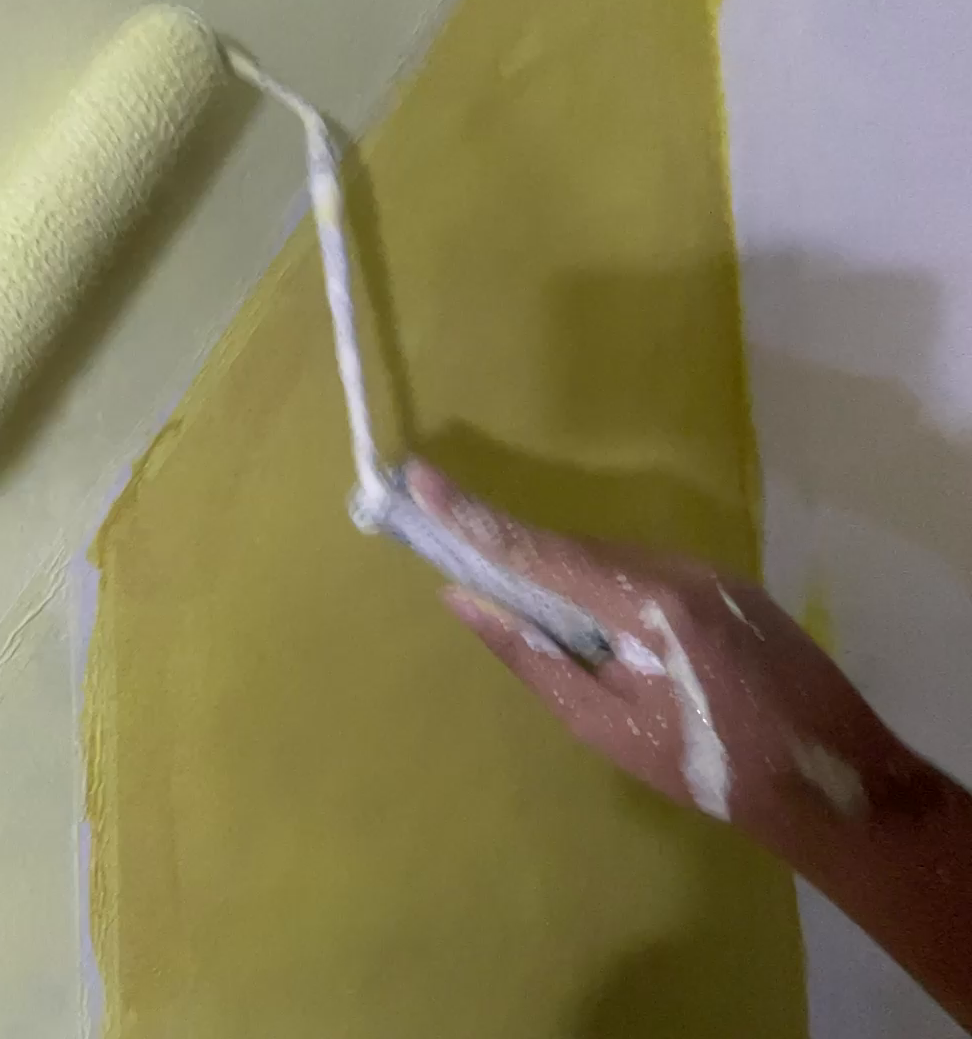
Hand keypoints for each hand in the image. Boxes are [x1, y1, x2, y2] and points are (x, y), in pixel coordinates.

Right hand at [406, 460, 915, 844]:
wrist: (846, 790)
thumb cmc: (709, 766)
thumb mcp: (599, 722)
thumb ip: (528, 653)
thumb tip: (461, 598)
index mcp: (644, 605)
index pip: (535, 550)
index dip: (470, 515)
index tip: (420, 478)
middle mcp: (677, 570)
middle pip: (565, 548)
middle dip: (509, 552)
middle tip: (458, 557)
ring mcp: (707, 572)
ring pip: (600, 556)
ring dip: (554, 576)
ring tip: (546, 625)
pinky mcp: (722, 585)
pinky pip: (633, 568)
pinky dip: (592, 585)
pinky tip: (597, 628)